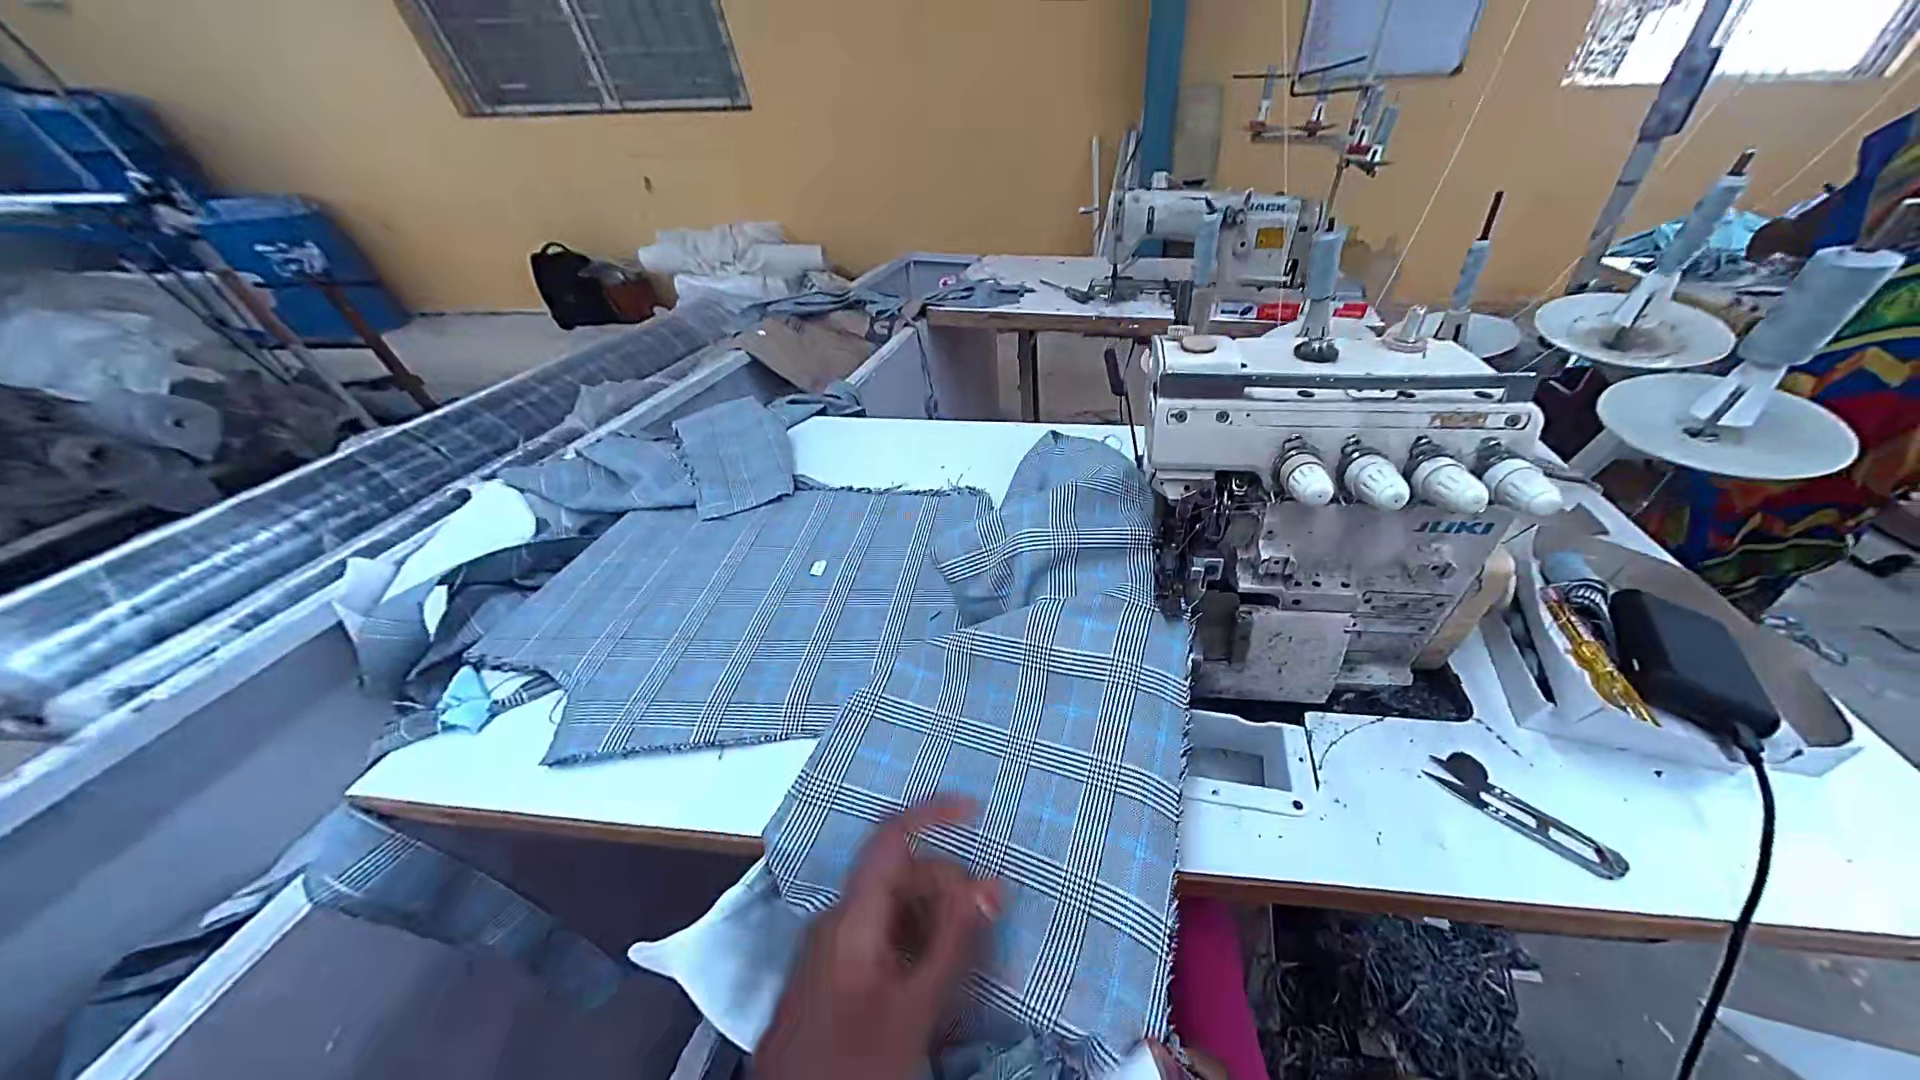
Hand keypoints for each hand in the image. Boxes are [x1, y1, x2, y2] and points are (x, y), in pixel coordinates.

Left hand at [756, 795, 999, 1079]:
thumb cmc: (853, 1063)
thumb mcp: (915, 1006)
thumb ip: (955, 942)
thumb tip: (990, 885)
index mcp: (851, 916)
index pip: (892, 836)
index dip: (933, 815)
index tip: (973, 811)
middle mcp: (837, 919)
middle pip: (898, 875)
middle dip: (945, 885)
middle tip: (984, 920)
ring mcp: (832, 946)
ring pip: (893, 908)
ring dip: (934, 918)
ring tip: (964, 959)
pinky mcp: (834, 972)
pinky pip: (882, 936)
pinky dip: (915, 943)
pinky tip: (933, 979)